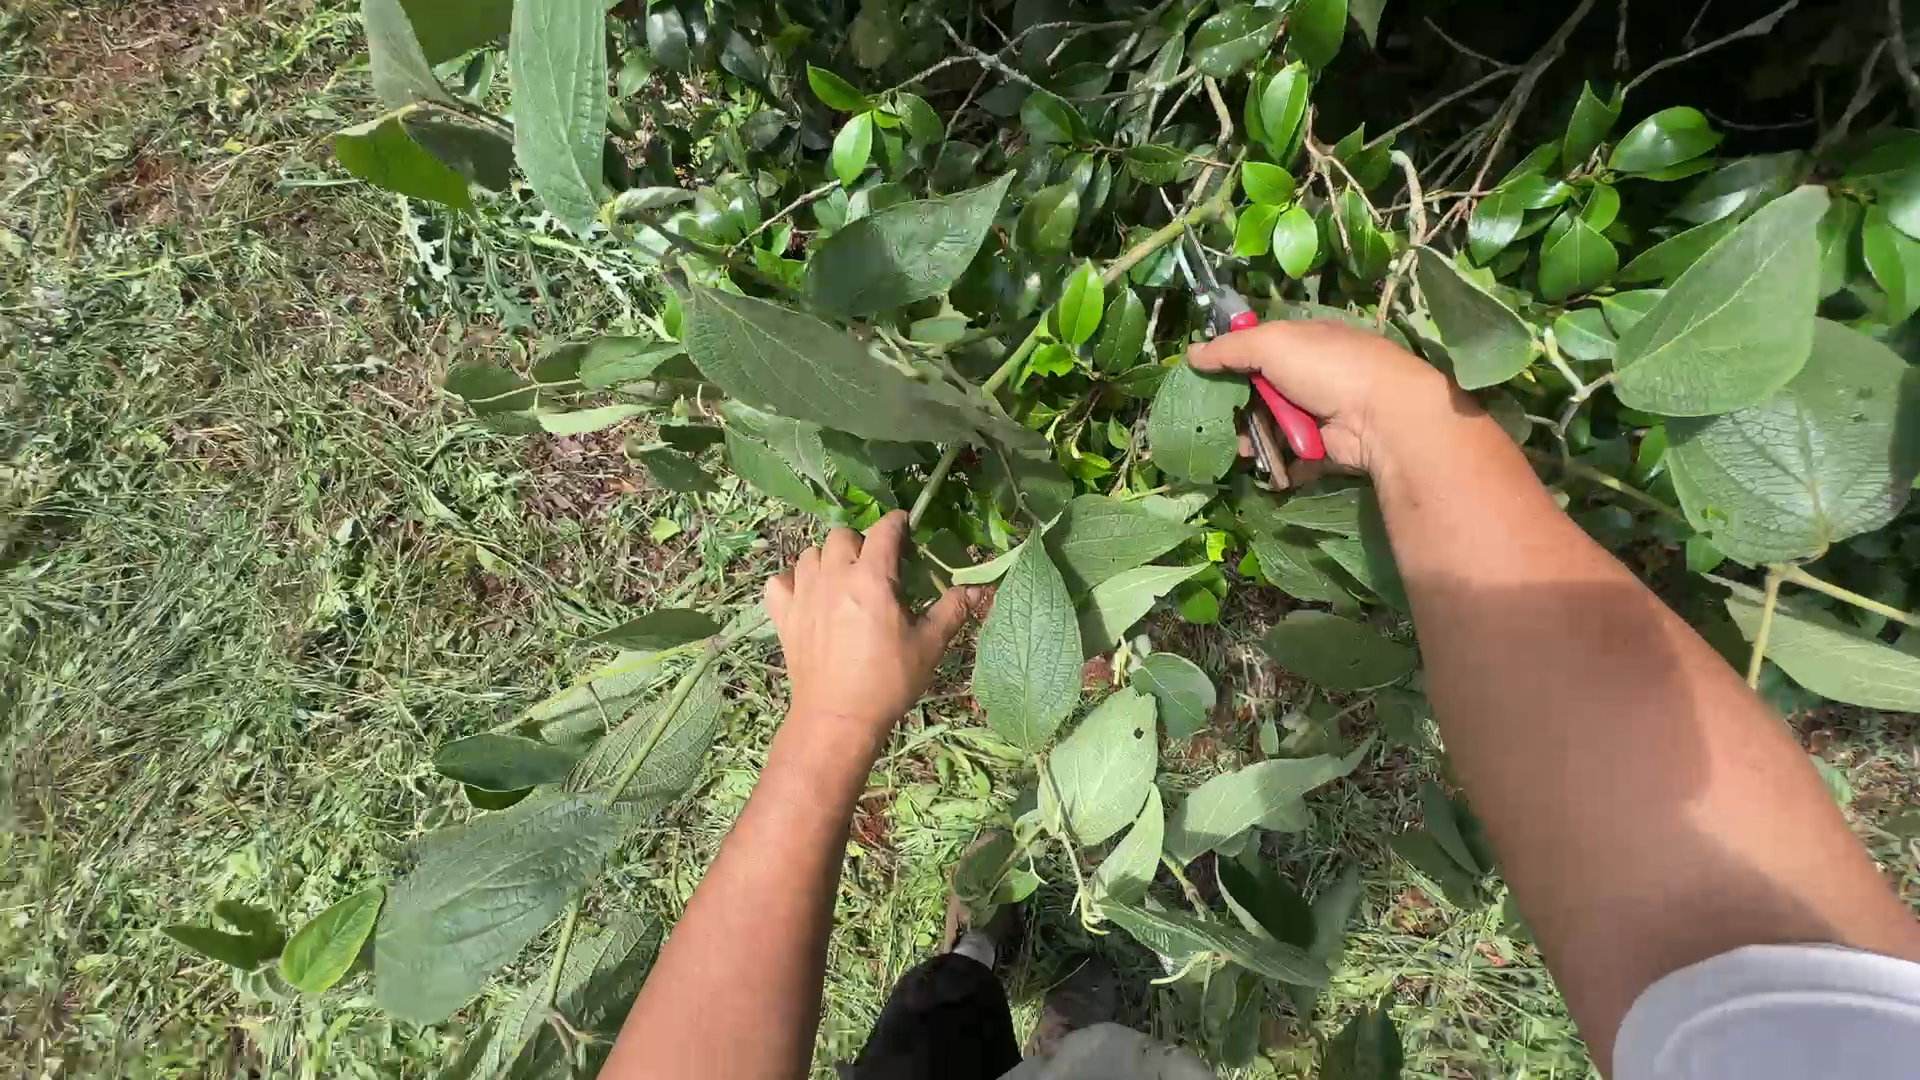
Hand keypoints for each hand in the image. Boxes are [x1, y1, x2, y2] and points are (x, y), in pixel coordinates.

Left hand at [764, 511, 980, 757]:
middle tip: (876, 566)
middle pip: (842, 535)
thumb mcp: (929, 645)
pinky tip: (807, 595)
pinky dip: (792, 581)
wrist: (838, 718)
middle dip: (861, 542)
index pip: (884, 530)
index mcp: (871, 577)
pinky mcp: (783, 615)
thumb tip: (978, 589)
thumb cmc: (888, 681)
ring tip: (843, 579)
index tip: (907, 529)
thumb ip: (952, 610)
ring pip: (810, 553)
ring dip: (828, 558)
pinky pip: (780, 581)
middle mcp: (834, 575)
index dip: (897, 524)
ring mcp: (803, 593)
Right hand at [1187, 319, 1463, 477]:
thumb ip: (1230, 348)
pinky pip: (1285, 452)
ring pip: (1268, 424)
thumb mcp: (1272, 344)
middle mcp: (1310, 375)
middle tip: (1213, 418)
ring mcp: (1316, 412)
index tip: (1204, 375)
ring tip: (1236, 447)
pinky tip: (1255, 462)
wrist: (1380, 416)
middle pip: (1258, 390)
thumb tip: (1192, 352)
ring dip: (1248, 436)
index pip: (1258, 347)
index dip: (1230, 359)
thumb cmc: (1327, 368)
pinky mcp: (1319, 445)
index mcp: (1303, 342)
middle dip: (1234, 405)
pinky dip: (1270, 458)